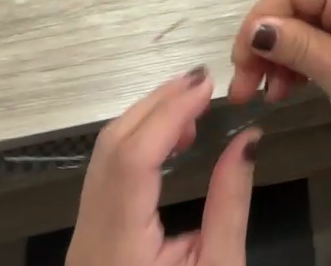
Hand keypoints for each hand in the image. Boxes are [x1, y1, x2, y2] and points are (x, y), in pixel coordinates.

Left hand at [67, 68, 259, 265]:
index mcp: (118, 248)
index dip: (169, 112)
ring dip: (146, 119)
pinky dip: (138, 142)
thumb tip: (248, 137)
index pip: (133, 159)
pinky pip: (106, 174)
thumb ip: (230, 201)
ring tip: (194, 104)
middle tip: (204, 81)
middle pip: (110, 147)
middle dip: (157, 103)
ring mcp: (82, 239)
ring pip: (103, 157)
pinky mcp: (89, 241)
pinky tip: (171, 138)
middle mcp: (89, 238)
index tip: (207, 84)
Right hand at [228, 0, 330, 146]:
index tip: (240, 66)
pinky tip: (293, 86)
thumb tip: (256, 28)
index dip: (258, 21)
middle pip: (297, 3)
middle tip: (247, 91)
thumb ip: (296, 46)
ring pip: (307, 20)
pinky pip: (325, 32)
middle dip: (267, 43)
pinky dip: (305, 57)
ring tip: (272, 95)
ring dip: (283, 54)